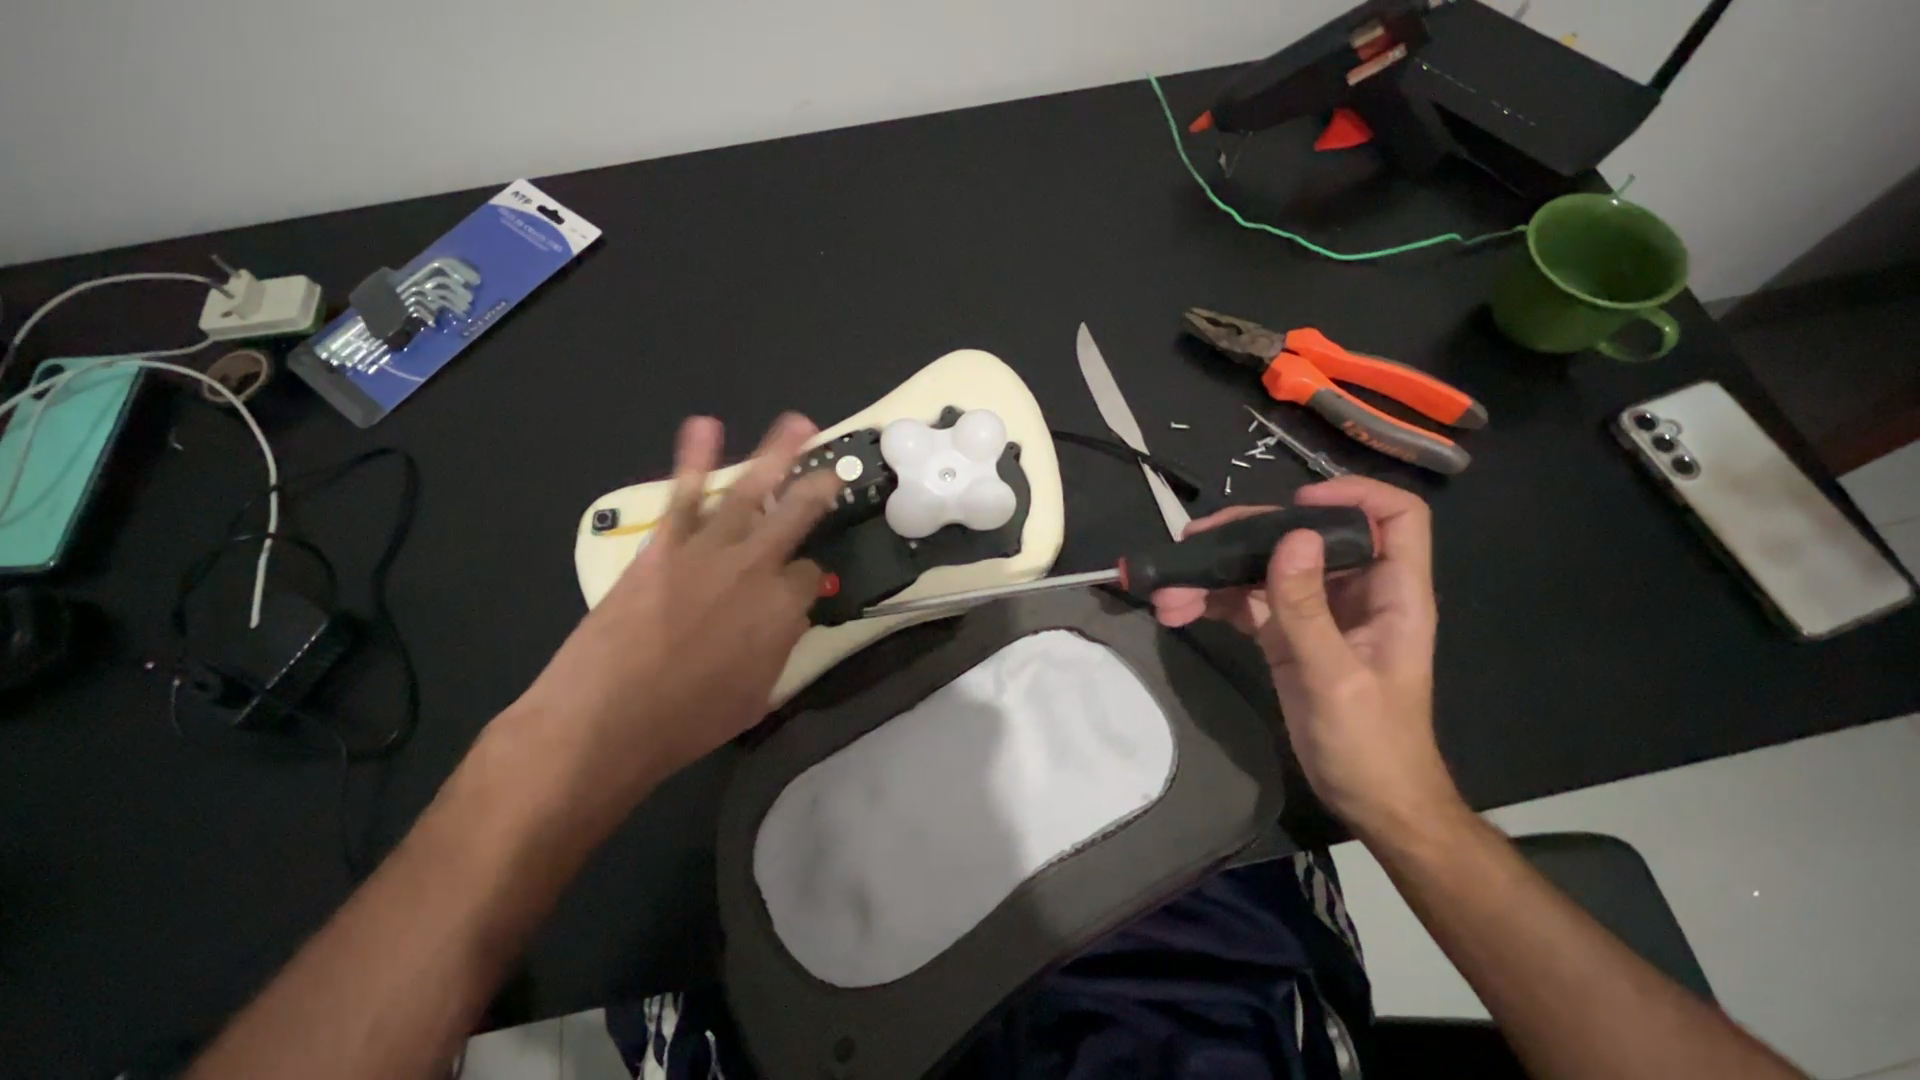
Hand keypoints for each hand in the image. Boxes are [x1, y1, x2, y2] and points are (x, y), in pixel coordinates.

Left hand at [517, 414, 839, 795]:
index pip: (811, 574)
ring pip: (749, 491)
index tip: (800, 586)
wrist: (605, 718)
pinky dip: (694, 457)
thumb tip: (784, 621)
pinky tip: (704, 426)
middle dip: (818, 490)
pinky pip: (684, 492)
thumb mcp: (755, 696)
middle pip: (797, 516)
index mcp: (784, 611)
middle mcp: (756, 569)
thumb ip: (776, 648)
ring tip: (797, 424)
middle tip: (831, 472)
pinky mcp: (664, 545)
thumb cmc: (687, 722)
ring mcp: (708, 551)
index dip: (809, 577)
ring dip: (776, 454)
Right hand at [1152, 477, 1463, 840]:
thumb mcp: (1335, 677)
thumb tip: (1292, 537)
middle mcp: (1356, 593)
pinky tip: (1179, 609)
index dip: (1352, 496)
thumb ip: (1307, 608)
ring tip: (1170, 586)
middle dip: (1252, 533)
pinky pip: (1250, 605)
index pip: (1395, 518)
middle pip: (1310, 537)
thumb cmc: (1371, 744)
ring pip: (1269, 570)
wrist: (1371, 803)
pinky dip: (1214, 603)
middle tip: (1196, 540)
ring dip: (1218, 573)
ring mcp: (1319, 615)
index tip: (1296, 503)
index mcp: (1393, 593)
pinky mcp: (1289, 639)